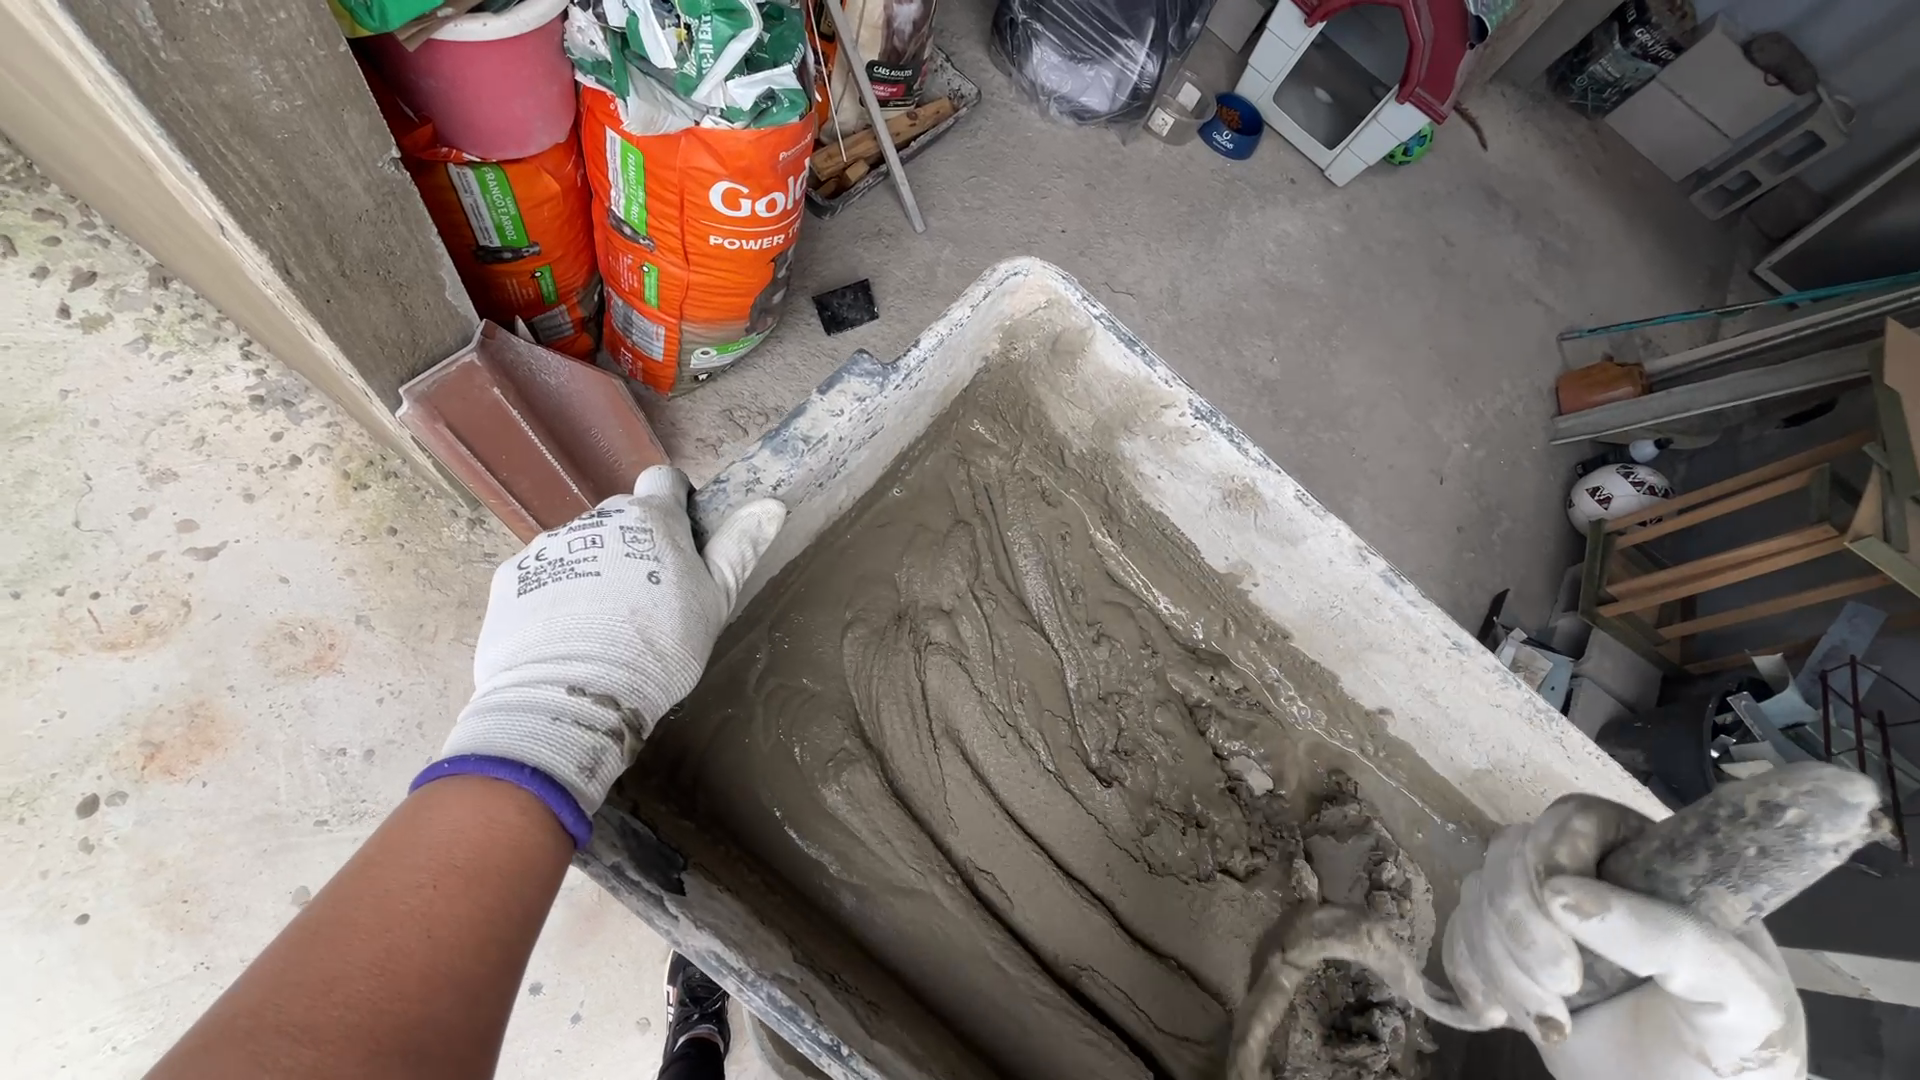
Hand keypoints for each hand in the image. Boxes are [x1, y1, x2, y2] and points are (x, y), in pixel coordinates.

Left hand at [433, 467, 784, 823]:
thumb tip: (772, 504)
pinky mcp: (512, 576)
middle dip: (634, 541)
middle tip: (646, 594)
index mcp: (651, 519)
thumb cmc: (661, 645)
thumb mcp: (716, 600)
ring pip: (582, 545)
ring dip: (595, 567)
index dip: (674, 502)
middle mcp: (598, 519)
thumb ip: (739, 548)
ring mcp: (550, 546)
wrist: (573, 695)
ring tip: (602, 622)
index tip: (680, 538)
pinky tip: (566, 633)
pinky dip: (556, 594)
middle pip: (621, 516)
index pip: (664, 480)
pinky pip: (541, 574)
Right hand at [1443, 797, 1803, 1079]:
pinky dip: (1469, 973)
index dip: (1556, 845)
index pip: (1580, 817)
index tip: (1560, 902)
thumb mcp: (1741, 1008)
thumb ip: (1677, 943)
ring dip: (1499, 960)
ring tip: (1550, 1022)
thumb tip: (1563, 895)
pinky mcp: (1498, 947)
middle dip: (1520, 919)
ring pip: (1477, 892)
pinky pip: (1454, 932)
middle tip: (1561, 984)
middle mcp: (1584, 879)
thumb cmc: (1732, 1071)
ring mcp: (1535, 912)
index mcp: (1649, 872)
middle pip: (1513, 851)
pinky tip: (1502, 1014)